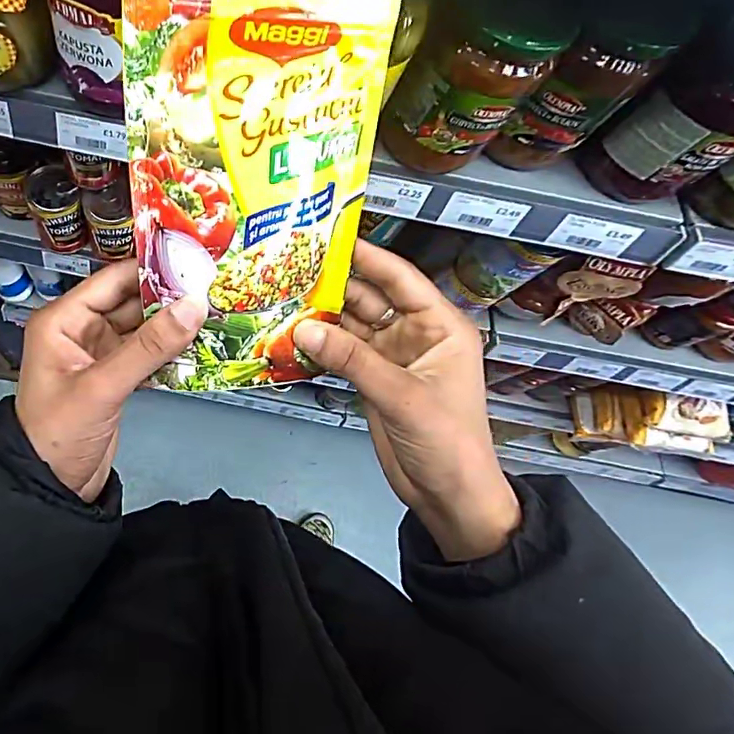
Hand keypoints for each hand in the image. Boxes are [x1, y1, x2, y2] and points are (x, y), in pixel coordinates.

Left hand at [16, 261, 206, 501]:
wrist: (50, 488)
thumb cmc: (56, 434)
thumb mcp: (103, 386)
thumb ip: (149, 347)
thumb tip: (192, 307)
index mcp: (62, 320)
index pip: (111, 281)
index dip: (150, 270)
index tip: (190, 263)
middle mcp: (80, 331)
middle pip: (131, 302)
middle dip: (168, 297)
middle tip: (210, 289)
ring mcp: (99, 354)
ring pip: (142, 328)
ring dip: (172, 324)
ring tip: (212, 314)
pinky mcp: (115, 377)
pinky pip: (146, 353)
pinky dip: (169, 350)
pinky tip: (197, 347)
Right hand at [295, 241, 520, 560]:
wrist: (449, 497)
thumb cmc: (450, 444)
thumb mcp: (403, 396)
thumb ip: (353, 360)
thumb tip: (305, 328)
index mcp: (439, 326)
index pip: (399, 278)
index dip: (366, 256)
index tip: (330, 237)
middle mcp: (414, 334)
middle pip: (369, 298)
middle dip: (333, 285)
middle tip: (292, 268)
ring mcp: (391, 356)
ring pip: (351, 325)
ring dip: (321, 317)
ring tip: (284, 300)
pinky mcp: (373, 378)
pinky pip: (342, 352)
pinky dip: (320, 346)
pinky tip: (294, 337)